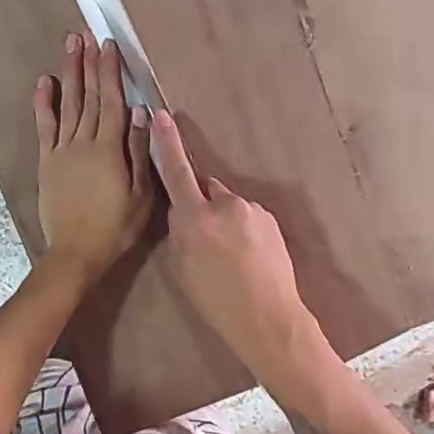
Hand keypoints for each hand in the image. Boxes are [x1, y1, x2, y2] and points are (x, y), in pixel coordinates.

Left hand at [34, 31, 152, 286]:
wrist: (76, 252)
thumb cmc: (115, 228)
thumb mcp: (141, 195)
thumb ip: (140, 153)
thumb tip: (142, 113)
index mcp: (109, 149)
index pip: (112, 102)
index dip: (110, 72)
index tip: (109, 45)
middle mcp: (83, 143)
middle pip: (88, 96)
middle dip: (88, 64)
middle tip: (86, 35)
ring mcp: (62, 151)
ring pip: (67, 105)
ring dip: (69, 74)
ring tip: (69, 46)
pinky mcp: (47, 162)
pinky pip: (44, 127)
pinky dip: (43, 104)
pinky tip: (44, 83)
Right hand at [148, 110, 337, 394]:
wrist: (267, 317)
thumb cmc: (215, 299)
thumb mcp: (181, 266)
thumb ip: (179, 230)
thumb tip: (183, 211)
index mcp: (196, 218)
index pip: (177, 172)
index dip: (166, 144)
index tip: (162, 115)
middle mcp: (226, 205)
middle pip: (205, 188)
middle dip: (199, 202)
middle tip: (198, 236)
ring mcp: (252, 211)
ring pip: (227, 205)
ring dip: (221, 219)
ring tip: (225, 256)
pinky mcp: (270, 220)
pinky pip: (245, 216)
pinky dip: (240, 230)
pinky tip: (243, 257)